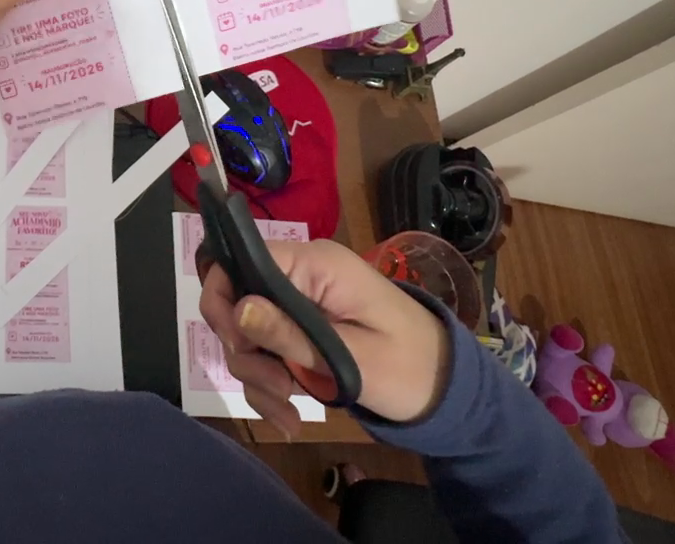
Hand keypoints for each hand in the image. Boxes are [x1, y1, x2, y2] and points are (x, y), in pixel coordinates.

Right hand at [198, 238, 449, 435]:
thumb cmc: (411, 369)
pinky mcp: (298, 328)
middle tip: (275, 388)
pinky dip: (268, 386)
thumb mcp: (353, 359)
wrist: (449, 394)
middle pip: (238, 298)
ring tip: (289, 411)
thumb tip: (236, 309)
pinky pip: (264, 351)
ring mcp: (298, 301)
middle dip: (245, 349)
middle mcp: (300, 274)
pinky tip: (289, 416)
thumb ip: (292, 334)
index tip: (239, 345)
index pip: (244, 258)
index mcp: (316, 264)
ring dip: (258, 375)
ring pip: (246, 331)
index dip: (226, 296)